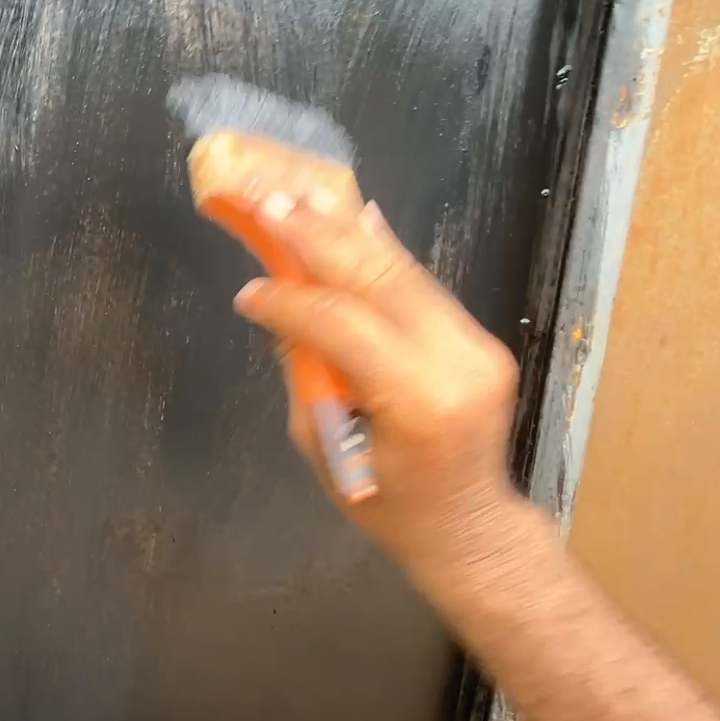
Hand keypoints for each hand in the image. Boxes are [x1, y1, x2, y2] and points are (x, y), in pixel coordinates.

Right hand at [231, 193, 520, 568]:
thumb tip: (281, 305)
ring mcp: (474, 342)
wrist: (468, 526)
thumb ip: (305, 366)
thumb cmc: (384, 503)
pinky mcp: (473, 334)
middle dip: (314, 236)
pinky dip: (378, 246)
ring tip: (296, 194)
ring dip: (341, 229)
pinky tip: (352, 213)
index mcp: (419, 398)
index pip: (340, 323)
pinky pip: (417, 280)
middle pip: (375, 278)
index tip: (245, 295)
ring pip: (398, 268)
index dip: (286, 300)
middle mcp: (457, 360)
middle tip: (266, 203)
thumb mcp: (322, 442)